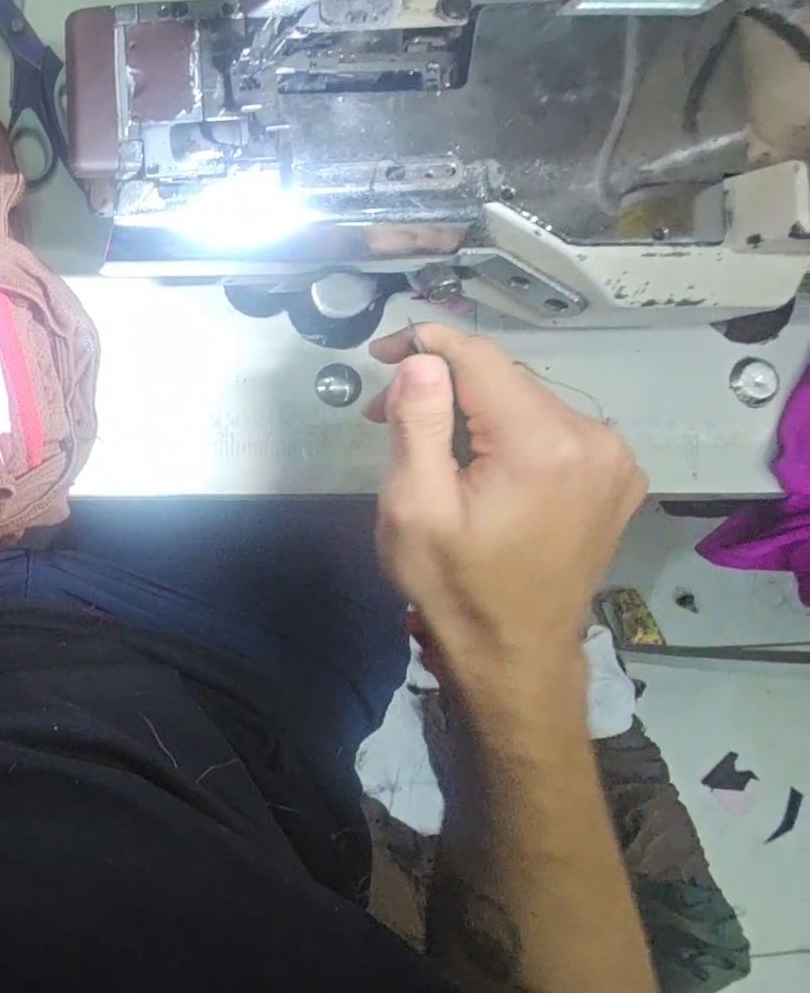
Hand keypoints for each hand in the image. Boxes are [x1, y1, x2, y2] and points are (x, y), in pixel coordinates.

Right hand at [367, 324, 645, 709]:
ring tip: (420, 444)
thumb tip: (421, 361)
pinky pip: (548, 429)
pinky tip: (470, 460)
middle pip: (504, 380)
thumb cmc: (450, 580)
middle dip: (439, 383)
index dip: (428, 344)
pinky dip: (501, 430)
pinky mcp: (611, 478)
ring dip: (467, 409)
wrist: (511, 648)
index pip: (483, 360)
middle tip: (380, 414)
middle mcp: (594, 439)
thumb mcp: (414, 504)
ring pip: (525, 402)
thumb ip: (419, 426)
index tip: (378, 352)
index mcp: (543, 444)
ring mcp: (613, 460)